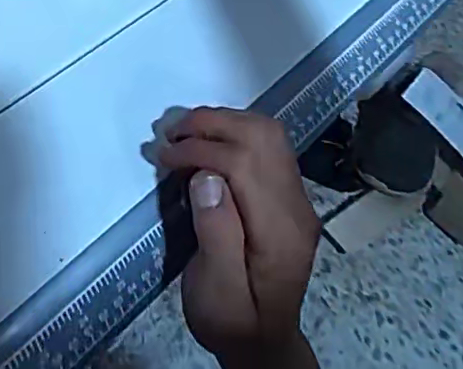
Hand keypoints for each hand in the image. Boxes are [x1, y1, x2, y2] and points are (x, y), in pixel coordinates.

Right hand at [159, 108, 320, 368]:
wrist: (262, 342)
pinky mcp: (287, 190)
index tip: (166, 155)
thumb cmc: (233, 321)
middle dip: (213, 123)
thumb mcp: (216, 293)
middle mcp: (297, 206)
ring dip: (223, 121)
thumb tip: (206, 175)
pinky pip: (266, 142)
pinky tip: (208, 140)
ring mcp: (297, 195)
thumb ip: (216, 234)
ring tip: (186, 132)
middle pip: (262, 137)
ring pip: (267, 132)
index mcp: (281, 233)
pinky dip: (233, 129)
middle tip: (172, 134)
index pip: (246, 164)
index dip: (202, 148)